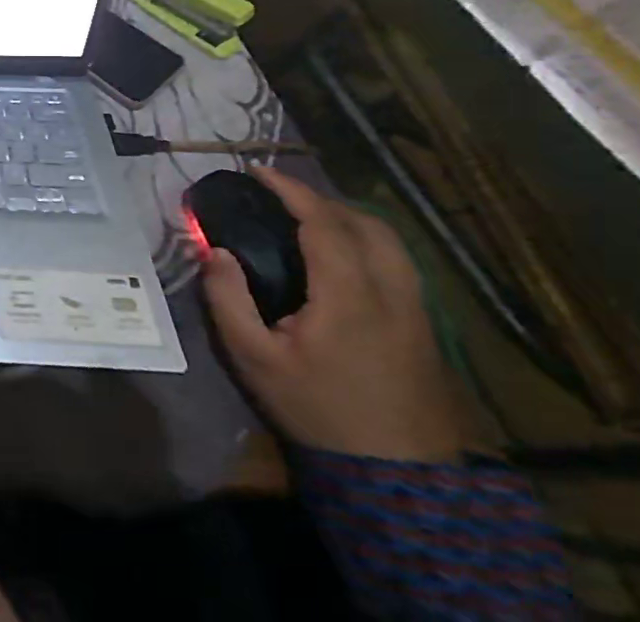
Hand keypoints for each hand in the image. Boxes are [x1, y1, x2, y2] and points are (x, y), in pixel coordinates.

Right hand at [201, 166, 469, 462]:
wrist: (396, 469)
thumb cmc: (316, 407)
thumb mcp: (254, 358)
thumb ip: (228, 299)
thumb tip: (215, 250)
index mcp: (348, 294)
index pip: (322, 221)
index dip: (290, 190)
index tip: (257, 171)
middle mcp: (390, 288)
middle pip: (362, 221)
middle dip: (318, 197)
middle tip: (277, 195)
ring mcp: (415, 305)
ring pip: (388, 238)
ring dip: (347, 215)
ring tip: (307, 216)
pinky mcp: (424, 322)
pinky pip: (397, 259)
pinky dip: (366, 238)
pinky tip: (342, 252)